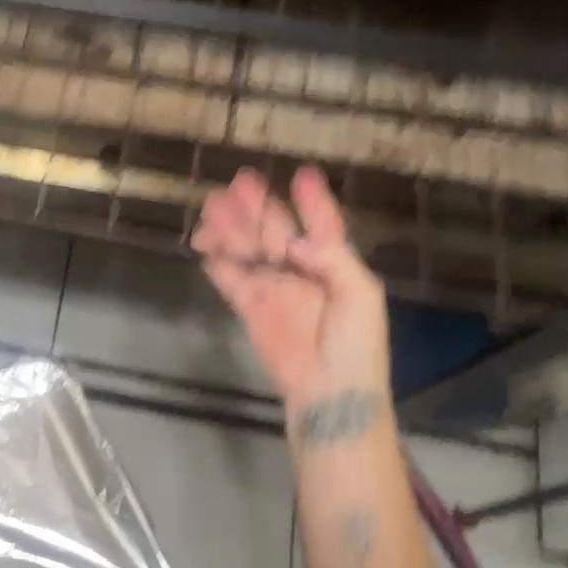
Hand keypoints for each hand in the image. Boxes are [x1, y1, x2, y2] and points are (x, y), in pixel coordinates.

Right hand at [191, 167, 390, 411]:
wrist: (332, 392)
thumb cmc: (357, 345)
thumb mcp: (361, 296)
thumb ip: (332, 260)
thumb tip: (293, 240)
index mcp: (333, 265)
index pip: (321, 225)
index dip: (312, 201)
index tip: (301, 174)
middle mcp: (300, 272)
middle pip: (274, 233)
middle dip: (257, 208)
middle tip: (237, 184)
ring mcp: (274, 290)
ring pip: (248, 253)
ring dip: (231, 231)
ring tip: (211, 210)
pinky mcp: (252, 311)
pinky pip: (232, 282)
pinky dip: (220, 266)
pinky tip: (206, 247)